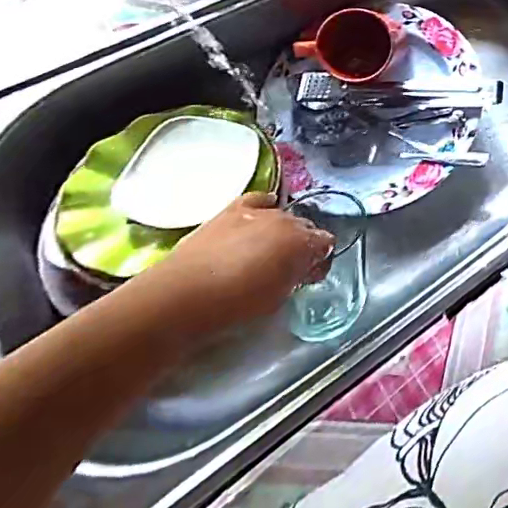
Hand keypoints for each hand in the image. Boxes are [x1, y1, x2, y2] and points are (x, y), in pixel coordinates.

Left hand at [131, 193, 333, 326]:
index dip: (319, 261)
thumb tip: (300, 269)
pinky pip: (258, 201)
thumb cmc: (235, 306)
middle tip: (288, 268)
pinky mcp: (231, 209)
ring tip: (266, 251)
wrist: (183, 295)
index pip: (325, 244)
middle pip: (305, 226)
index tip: (308, 276)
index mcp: (302, 243)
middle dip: (302, 244)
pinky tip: (257, 221)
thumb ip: (295, 277)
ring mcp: (257, 211)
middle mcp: (285, 219)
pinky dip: (262, 208)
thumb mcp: (277, 298)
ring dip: (281, 231)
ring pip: (282, 215)